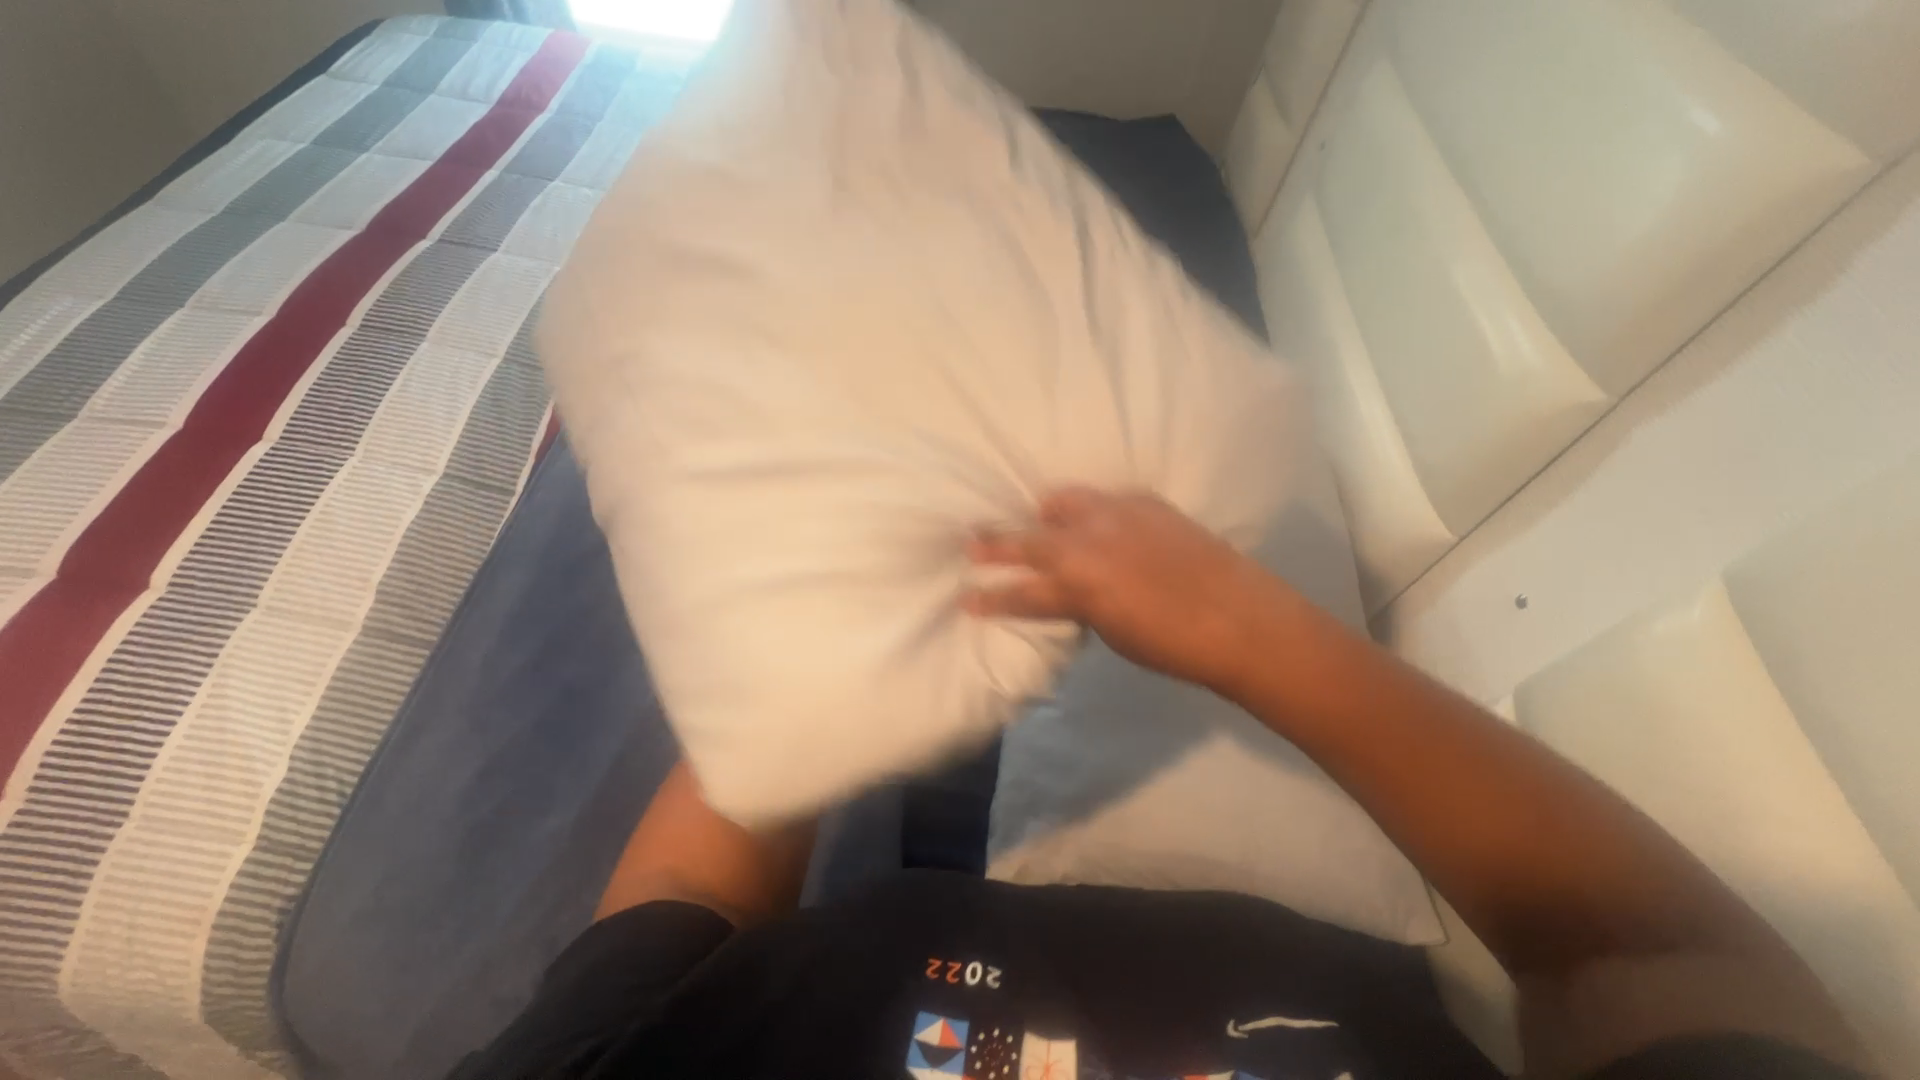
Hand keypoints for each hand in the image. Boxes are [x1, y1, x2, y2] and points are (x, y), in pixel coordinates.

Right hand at [963, 488, 1284, 692]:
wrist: (1240, 619)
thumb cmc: (1173, 645)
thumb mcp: (1113, 633)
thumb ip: (1082, 606)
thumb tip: (1070, 593)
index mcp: (1077, 586)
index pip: (1019, 592)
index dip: (990, 598)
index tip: (966, 598)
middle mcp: (1087, 543)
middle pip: (1028, 540)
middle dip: (995, 544)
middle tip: (971, 543)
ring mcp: (1116, 515)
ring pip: (1064, 503)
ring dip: (1046, 516)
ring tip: (1041, 520)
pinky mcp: (1146, 502)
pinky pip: (1104, 499)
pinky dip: (1091, 510)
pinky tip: (1098, 521)